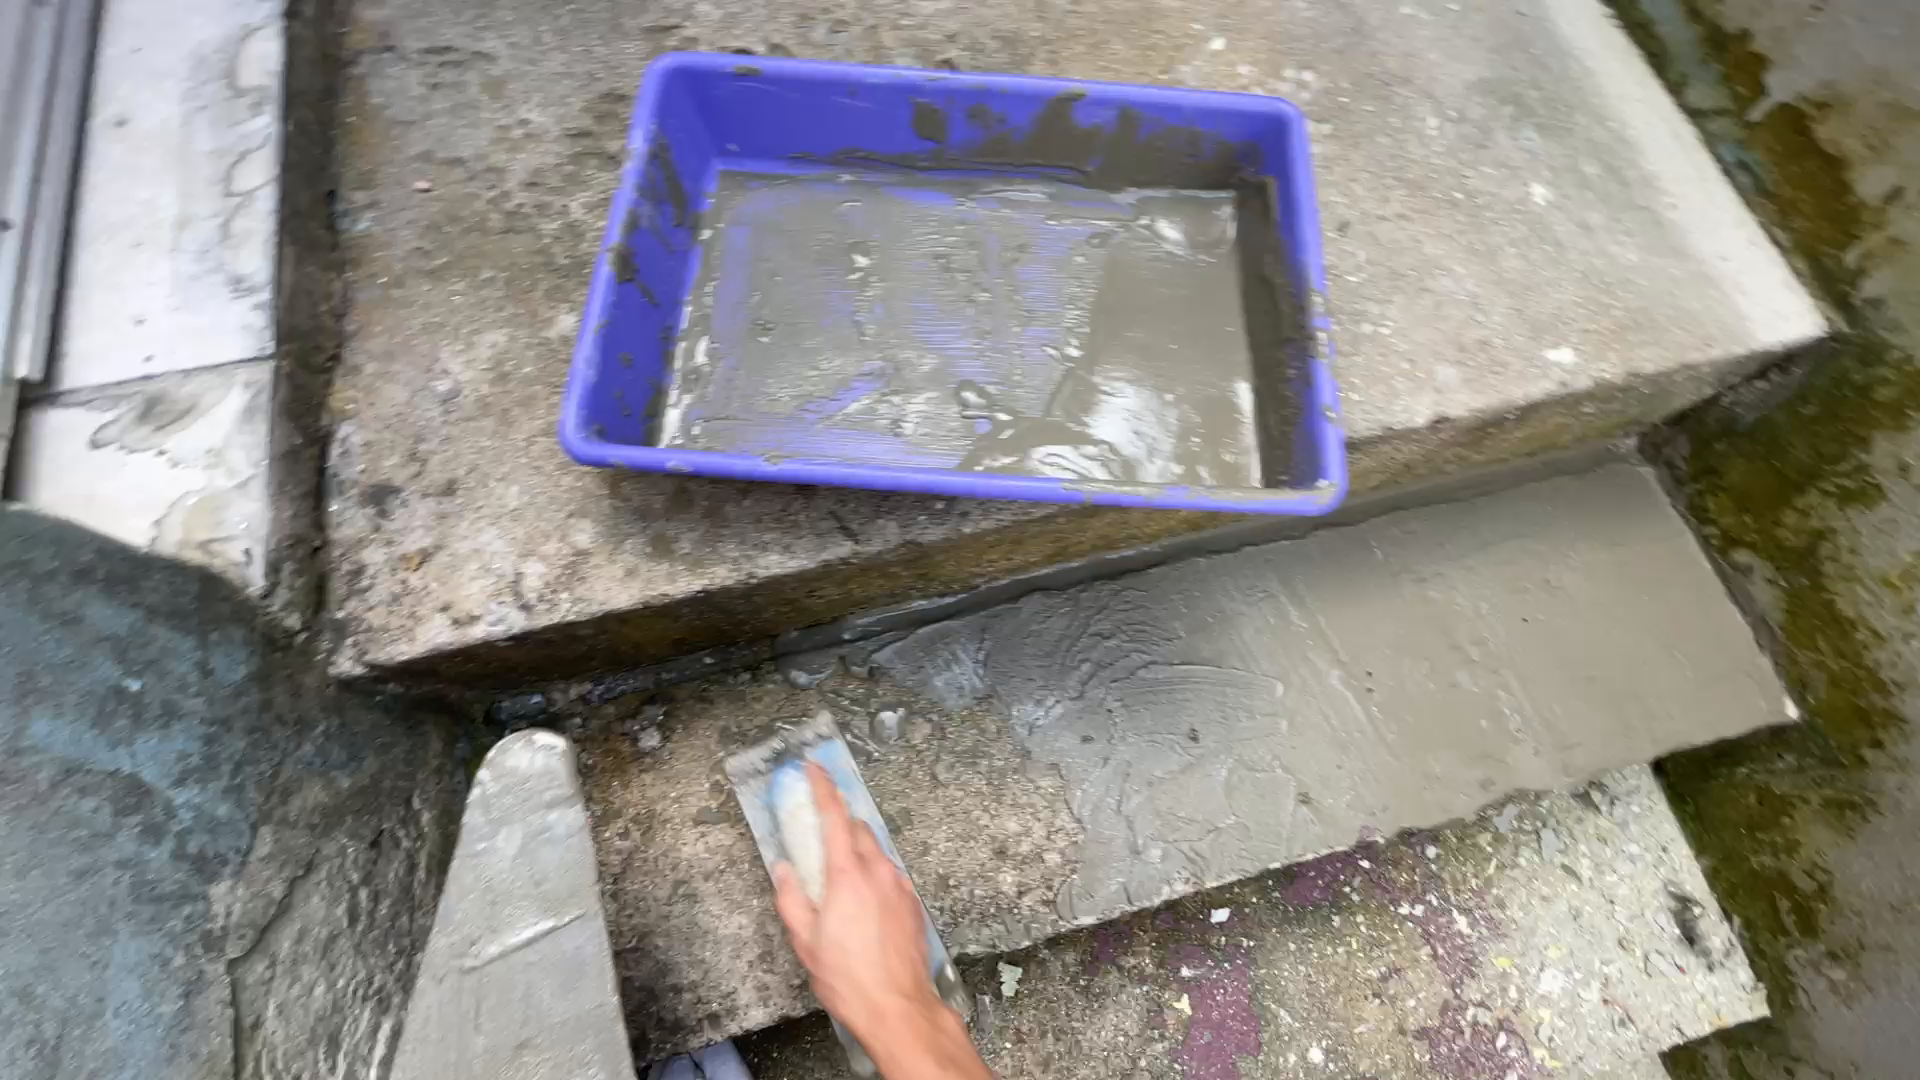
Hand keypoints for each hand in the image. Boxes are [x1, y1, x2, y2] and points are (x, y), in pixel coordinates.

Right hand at [772, 764, 990, 1079]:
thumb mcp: (806, 941)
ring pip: (875, 849)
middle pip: (857, 828)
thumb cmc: (848, 976)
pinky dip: (874, 872)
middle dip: (839, 823)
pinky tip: (864, 902)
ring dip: (856, 850)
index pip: (835, 815)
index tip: (814, 767)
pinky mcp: (912, 899)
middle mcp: (877, 869)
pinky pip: (889, 871)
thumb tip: (783, 868)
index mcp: (847, 873)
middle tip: (820, 836)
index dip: (823, 787)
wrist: (898, 1005)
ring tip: (840, 877)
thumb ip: (791, 898)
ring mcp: (899, 882)